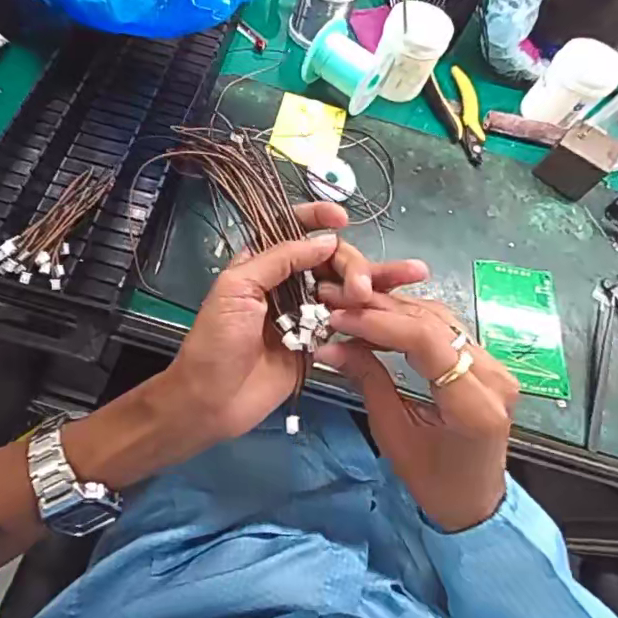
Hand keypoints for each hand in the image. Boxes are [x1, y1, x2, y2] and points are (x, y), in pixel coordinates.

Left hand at [154, 202, 426, 448]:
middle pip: (327, 260)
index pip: (291, 230)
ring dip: (372, 281)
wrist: (211, 399)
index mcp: (260, 264)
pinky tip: (392, 305)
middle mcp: (284, 283)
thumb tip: (326, 241)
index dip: (316, 219)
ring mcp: (302, 313)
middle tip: (361, 286)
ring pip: (342, 288)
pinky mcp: (316, 342)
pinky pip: (346, 321)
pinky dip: (368, 312)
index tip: (342, 218)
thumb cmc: (216, 341)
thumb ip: (279, 260)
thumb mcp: (238, 289)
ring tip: (406, 277)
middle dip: (350, 264)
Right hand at [317, 291, 519, 531]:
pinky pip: (445, 329)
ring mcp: (495, 367)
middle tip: (336, 305)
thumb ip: (367, 379)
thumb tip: (329, 345)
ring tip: (351, 309)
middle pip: (432, 323)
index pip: (424, 341)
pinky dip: (408, 320)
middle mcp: (493, 377)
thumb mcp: (392, 432)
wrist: (473, 501)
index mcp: (473, 405)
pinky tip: (378, 319)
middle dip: (379, 310)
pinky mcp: (487, 363)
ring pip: (439, 319)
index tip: (337, 318)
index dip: (377, 323)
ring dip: (392, 309)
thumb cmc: (431, 479)